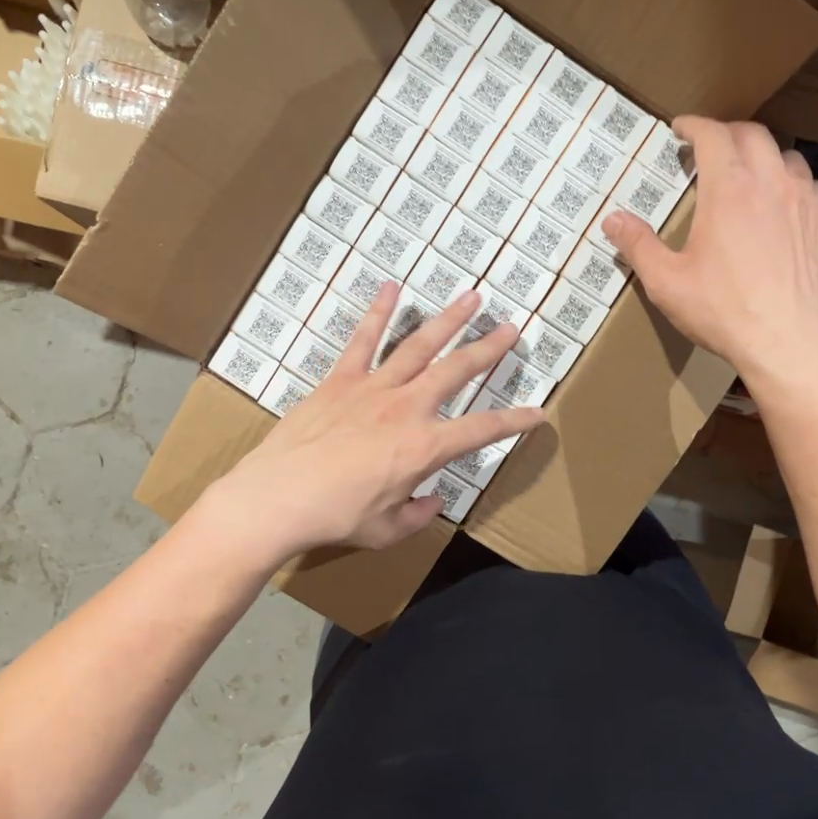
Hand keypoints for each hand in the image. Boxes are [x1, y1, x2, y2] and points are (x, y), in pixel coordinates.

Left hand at [210, 284, 545, 557]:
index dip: (515, 421)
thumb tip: (431, 498)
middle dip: (489, 350)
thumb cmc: (336, 518)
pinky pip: (363, 341)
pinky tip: (391, 288)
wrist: (278, 497)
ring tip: (472, 297)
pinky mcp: (340, 381)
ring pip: (419, 345)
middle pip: (457, 371)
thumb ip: (418, 513)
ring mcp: (373, 388)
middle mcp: (407, 408)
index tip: (539, 413)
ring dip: (449, 320)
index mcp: (425, 447)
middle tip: (512, 329)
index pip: (482, 430)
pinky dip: (378, 313)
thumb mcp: (387, 530)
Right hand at [602, 117, 817, 398]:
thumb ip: (638, 245)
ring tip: (747, 172)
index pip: (712, 135)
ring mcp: (803, 201)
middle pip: (753, 135)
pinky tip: (782, 202)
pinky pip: (810, 186)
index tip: (680, 128)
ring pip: (786, 156)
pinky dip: (792, 183)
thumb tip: (612, 220)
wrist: (784, 339)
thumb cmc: (721, 310)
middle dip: (727, 133)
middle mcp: (770, 183)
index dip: (694, 125)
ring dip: (762, 155)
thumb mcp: (666, 282)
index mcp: (728, 189)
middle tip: (709, 146)